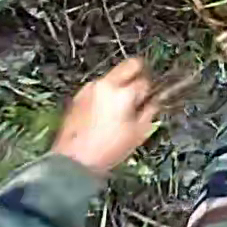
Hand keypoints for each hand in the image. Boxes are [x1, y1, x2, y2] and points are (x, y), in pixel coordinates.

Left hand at [50, 58, 160, 175]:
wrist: (72, 162)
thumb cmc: (105, 151)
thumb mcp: (137, 134)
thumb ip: (150, 112)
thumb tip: (154, 101)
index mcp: (124, 94)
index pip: (145, 81)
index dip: (149, 92)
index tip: (148, 99)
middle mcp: (107, 85)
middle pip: (131, 64)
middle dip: (138, 74)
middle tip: (139, 90)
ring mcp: (91, 88)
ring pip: (114, 75)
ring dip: (120, 85)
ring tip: (118, 107)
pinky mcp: (79, 95)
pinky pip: (99, 87)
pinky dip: (104, 93)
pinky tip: (103, 112)